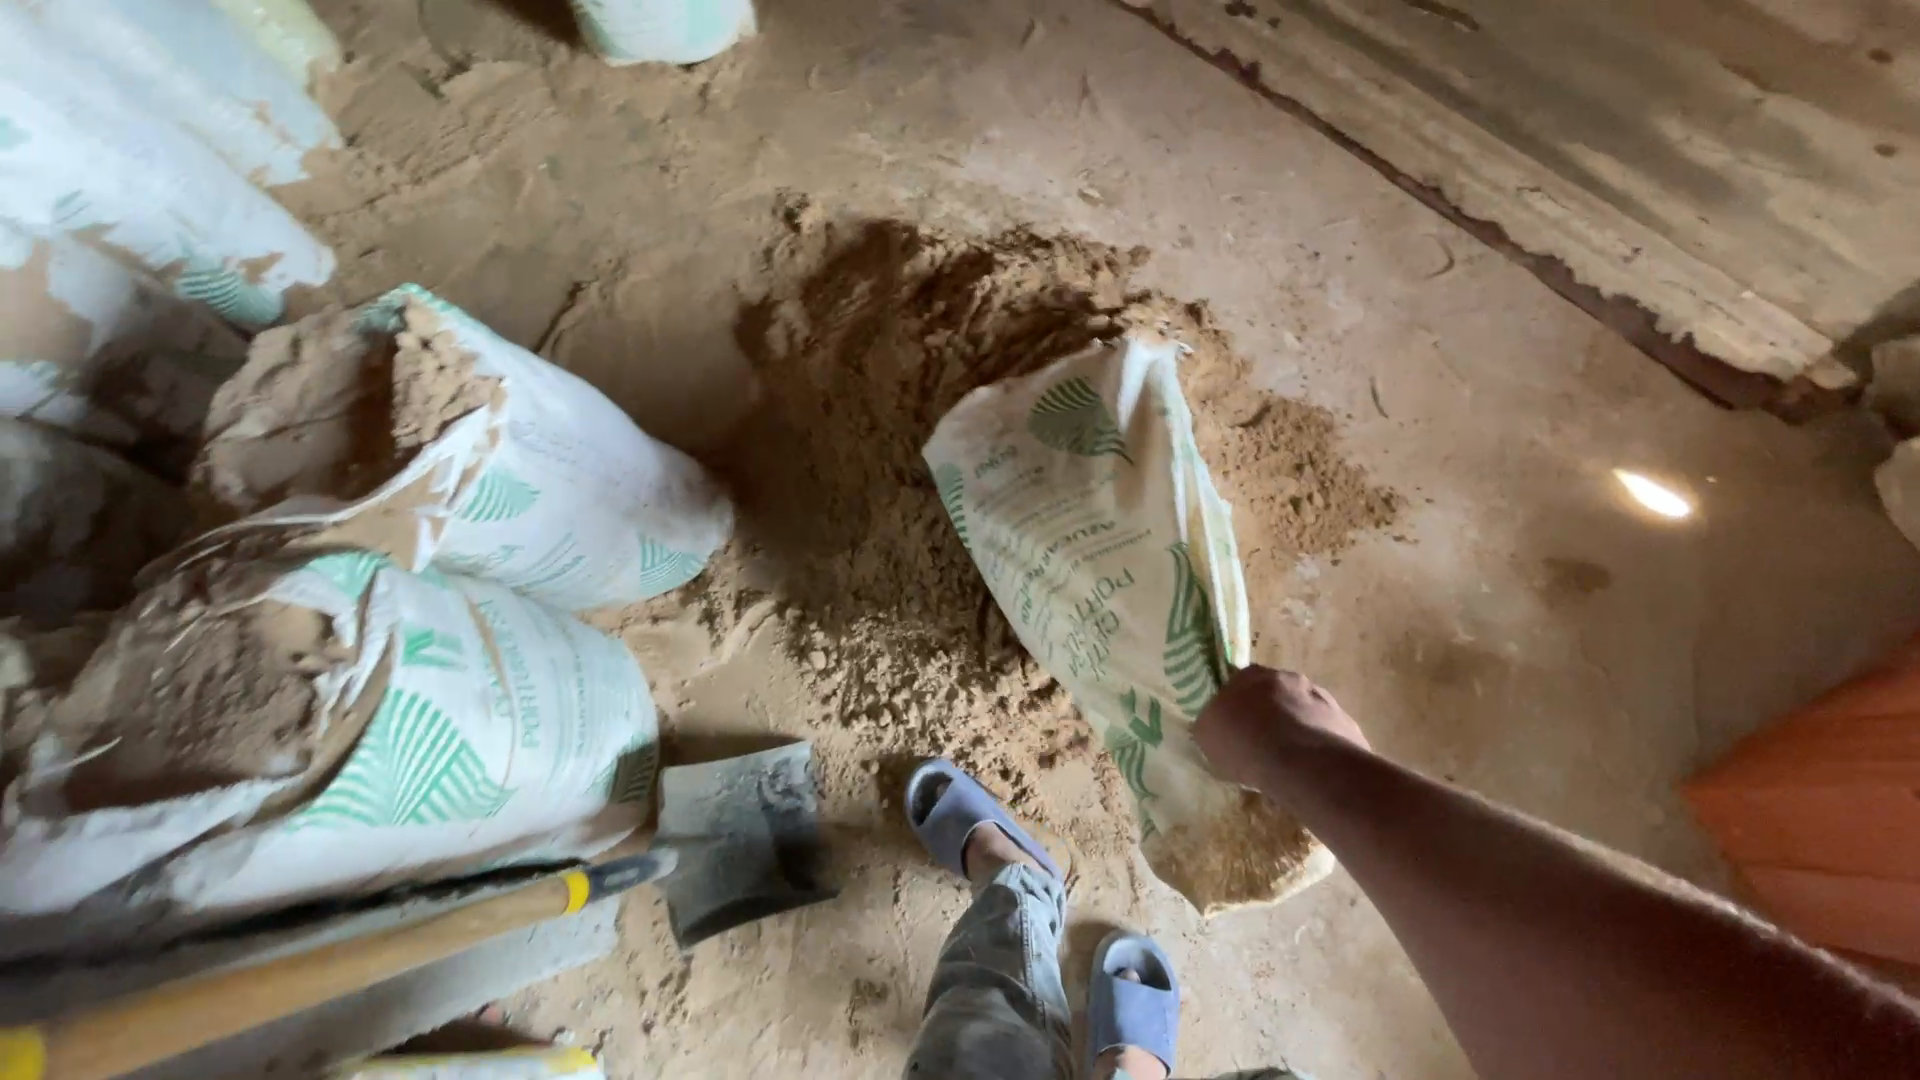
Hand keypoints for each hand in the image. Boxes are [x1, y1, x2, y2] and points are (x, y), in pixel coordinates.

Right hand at [1195, 666, 1369, 789]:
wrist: (1302, 764)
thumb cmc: (1244, 743)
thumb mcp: (1207, 734)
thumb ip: (1213, 723)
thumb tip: (1217, 725)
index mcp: (1251, 674)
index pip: (1240, 683)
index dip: (1238, 706)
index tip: (1236, 728)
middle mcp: (1289, 678)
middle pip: (1277, 695)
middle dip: (1271, 715)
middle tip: (1262, 745)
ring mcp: (1323, 700)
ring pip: (1305, 713)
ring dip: (1298, 730)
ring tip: (1289, 764)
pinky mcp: (1347, 725)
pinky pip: (1328, 736)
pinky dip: (1320, 749)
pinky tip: (1313, 772)